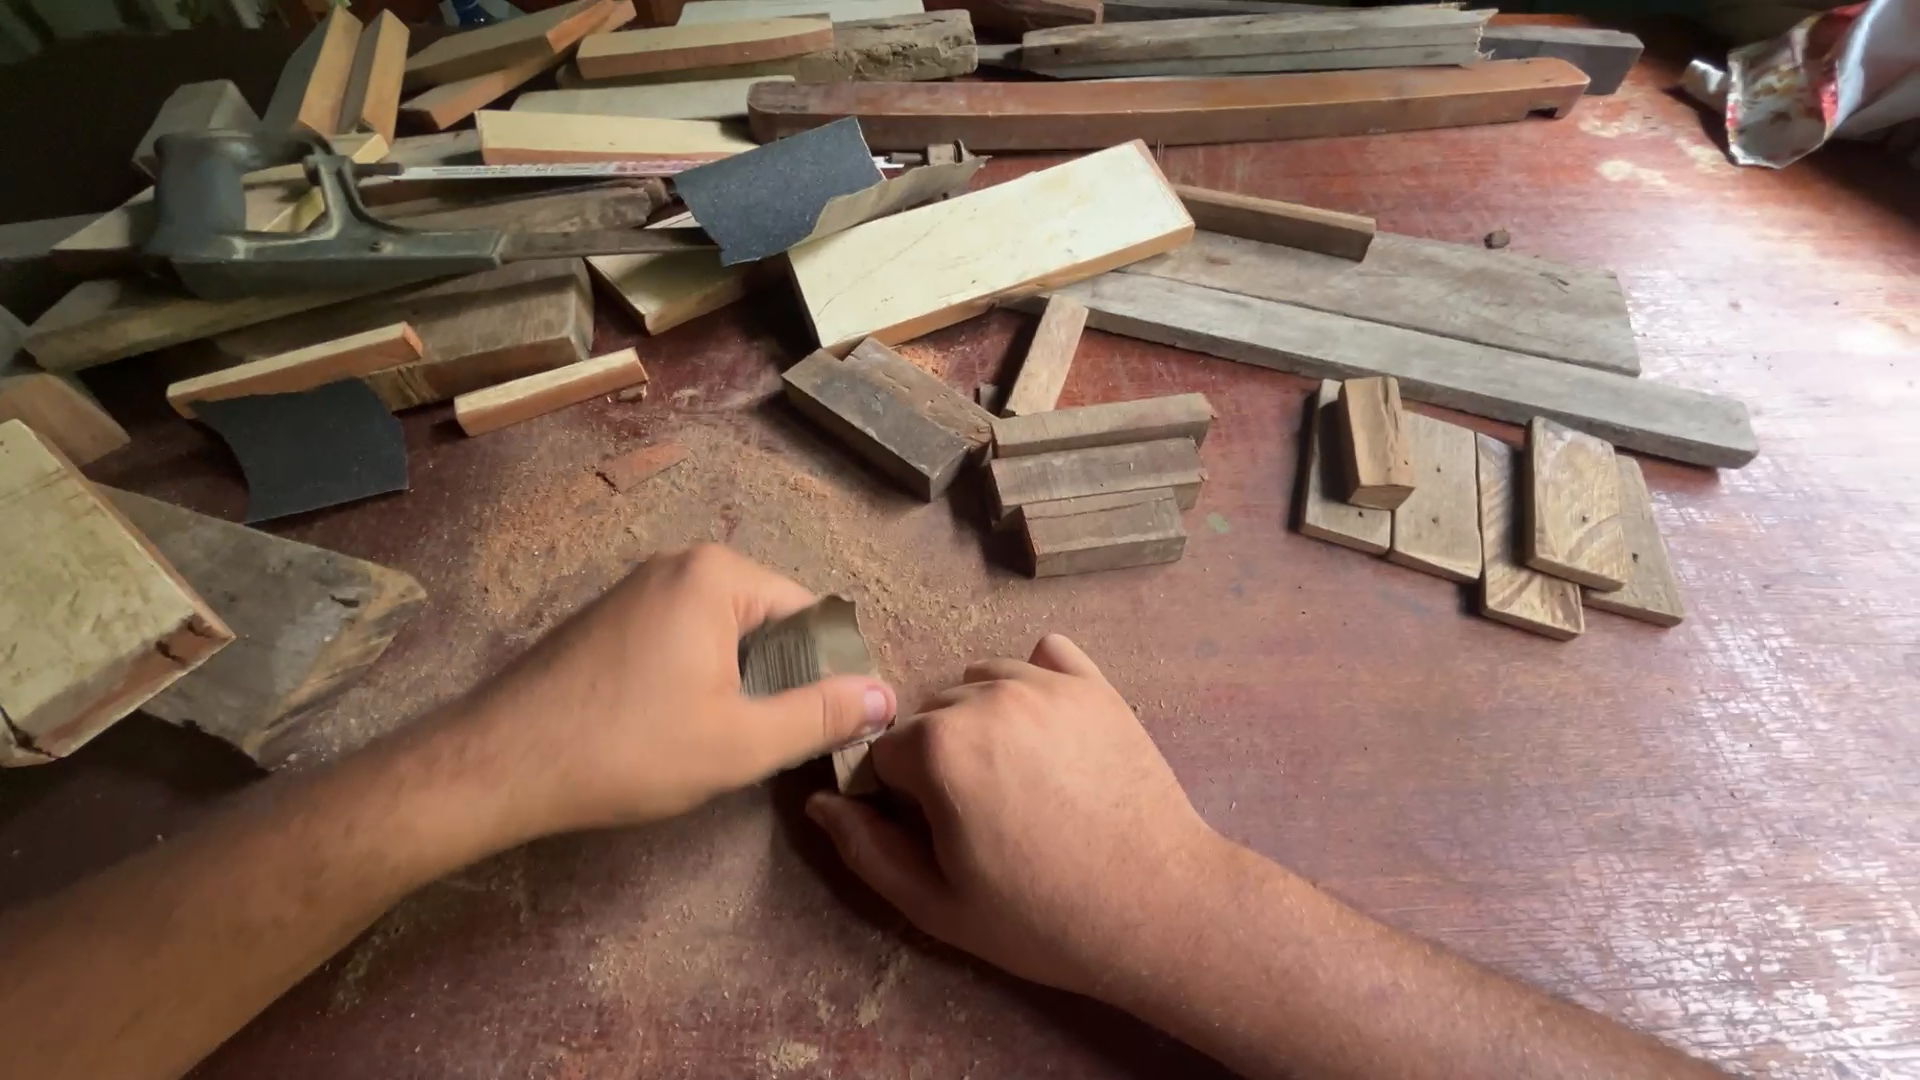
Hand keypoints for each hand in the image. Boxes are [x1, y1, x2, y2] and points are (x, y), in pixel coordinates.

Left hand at [449, 544, 896, 837]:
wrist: (490, 768)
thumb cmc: (627, 749)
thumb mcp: (742, 742)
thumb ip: (822, 715)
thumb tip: (887, 696)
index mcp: (719, 574)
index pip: (811, 613)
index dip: (830, 669)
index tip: (829, 723)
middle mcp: (682, 563)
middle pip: (770, 618)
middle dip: (784, 675)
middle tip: (773, 737)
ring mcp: (642, 586)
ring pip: (730, 631)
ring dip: (745, 678)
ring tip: (730, 733)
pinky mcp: (615, 615)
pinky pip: (689, 634)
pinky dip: (705, 673)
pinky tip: (683, 720)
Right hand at [805, 635, 1218, 997]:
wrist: (1159, 907)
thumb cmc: (1041, 916)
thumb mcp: (937, 904)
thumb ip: (866, 848)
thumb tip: (819, 803)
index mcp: (939, 746)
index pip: (885, 752)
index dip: (903, 794)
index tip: (938, 828)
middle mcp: (986, 696)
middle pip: (931, 713)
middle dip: (940, 754)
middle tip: (983, 808)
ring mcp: (1045, 682)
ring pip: (981, 682)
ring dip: (982, 716)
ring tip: (1017, 770)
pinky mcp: (1092, 682)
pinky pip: (1043, 655)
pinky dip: (1033, 679)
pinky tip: (1048, 723)